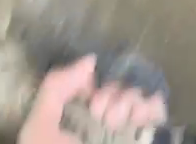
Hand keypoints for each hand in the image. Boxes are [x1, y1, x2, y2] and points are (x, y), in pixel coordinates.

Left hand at [19, 56, 169, 143]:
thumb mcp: (39, 130)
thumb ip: (55, 89)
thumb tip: (91, 60)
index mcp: (74, 118)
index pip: (91, 82)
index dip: (92, 80)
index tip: (89, 92)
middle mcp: (100, 121)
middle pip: (116, 84)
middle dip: (110, 92)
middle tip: (100, 112)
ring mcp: (124, 129)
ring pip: (136, 93)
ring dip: (129, 100)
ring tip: (117, 121)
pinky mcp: (144, 135)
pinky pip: (156, 107)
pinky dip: (150, 105)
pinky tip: (139, 116)